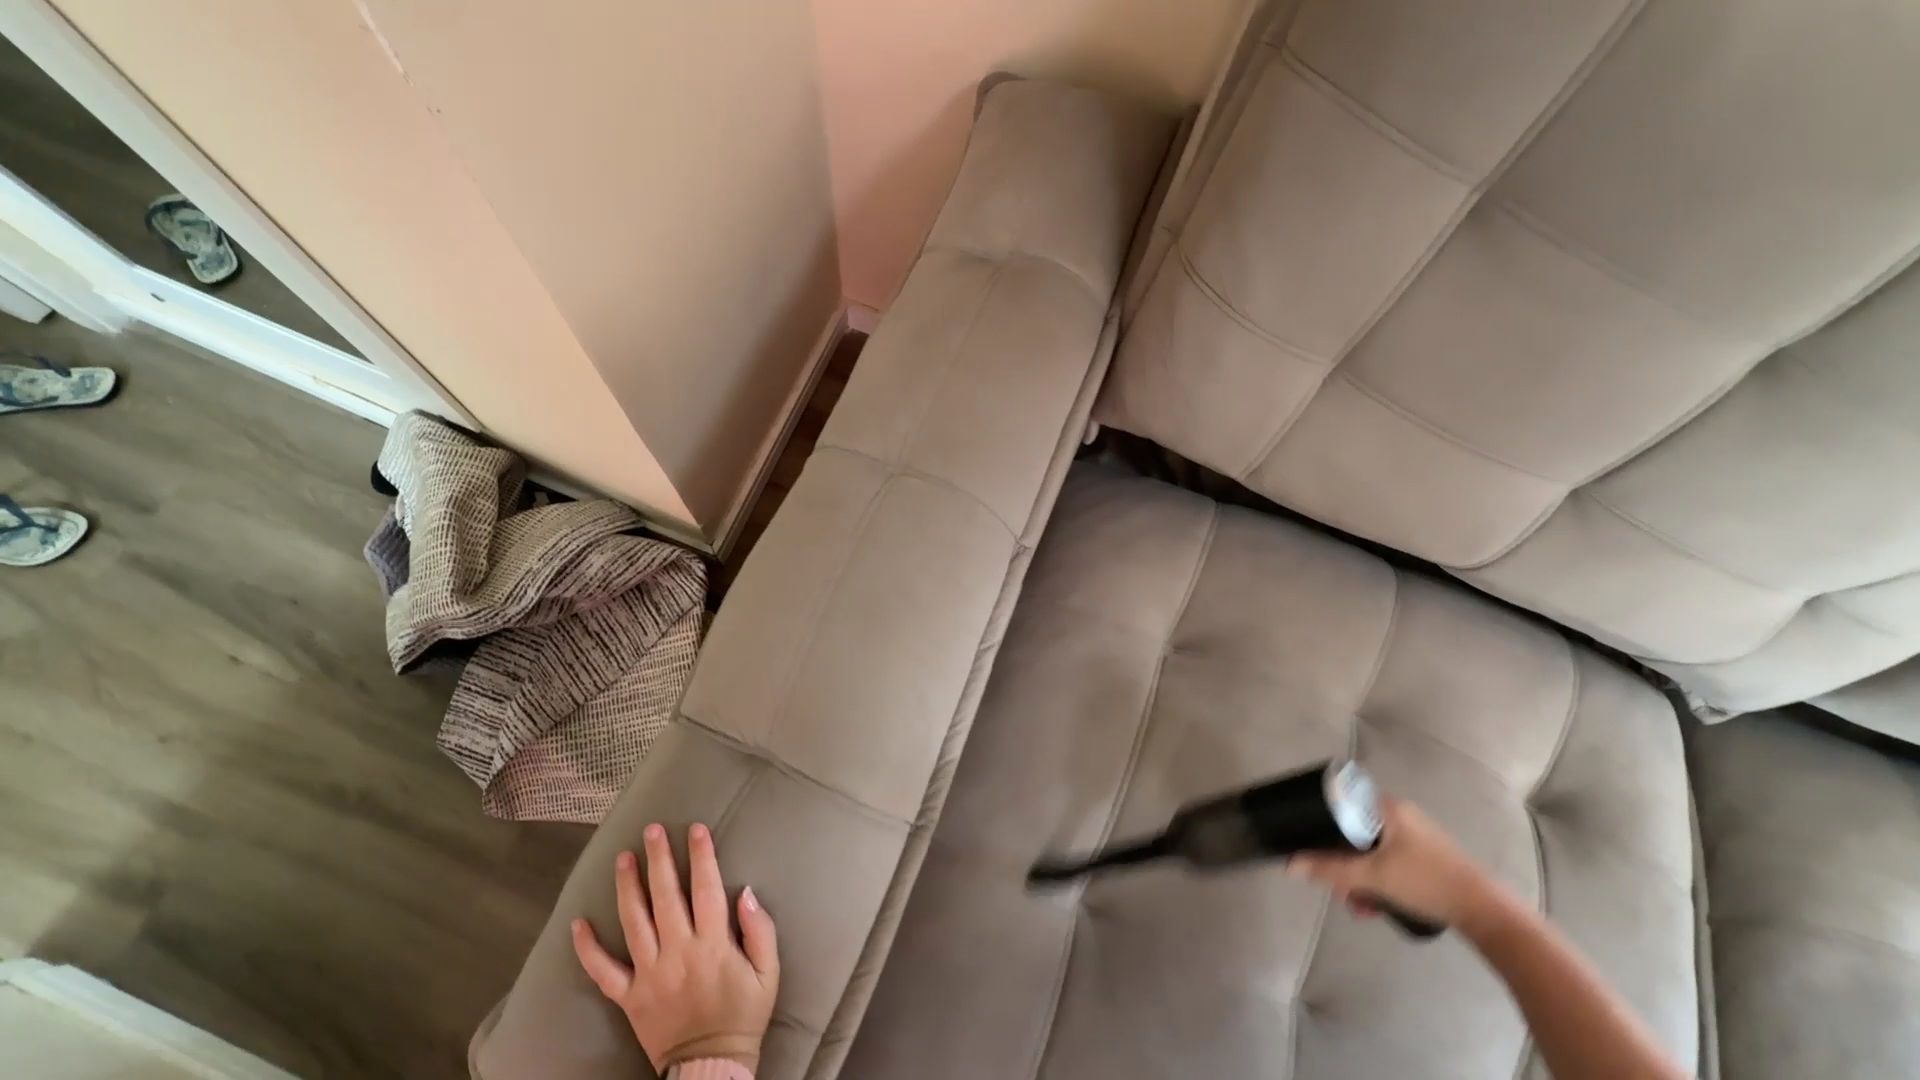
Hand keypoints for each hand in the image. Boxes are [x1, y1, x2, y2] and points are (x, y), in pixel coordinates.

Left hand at [571, 823, 778, 1073]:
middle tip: (651, 830)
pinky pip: (604, 972)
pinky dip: (588, 949)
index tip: (696, 829)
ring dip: (627, 888)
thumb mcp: (769, 973)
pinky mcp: (629, 997)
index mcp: (713, 945)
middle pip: (666, 897)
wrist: (711, 1066)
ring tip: (623, 858)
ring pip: (634, 923)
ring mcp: (650, 974)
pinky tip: (578, 923)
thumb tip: (745, 892)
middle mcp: (678, 953)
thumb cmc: (743, 1014)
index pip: (706, 889)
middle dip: (658, 860)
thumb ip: (760, 930)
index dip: (701, 856)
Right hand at [1287, 797, 1490, 926]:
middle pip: (1352, 835)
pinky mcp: (1423, 858)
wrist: (1483, 911)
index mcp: (1387, 808)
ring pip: (1368, 854)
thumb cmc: (1426, 882)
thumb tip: (1290, 865)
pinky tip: (1376, 907)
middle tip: (1342, 893)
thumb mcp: (1372, 877)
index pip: (1340, 804)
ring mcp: (1413, 837)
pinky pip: (1386, 863)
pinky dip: (1377, 883)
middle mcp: (1399, 815)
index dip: (1321, 829)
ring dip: (1359, 881)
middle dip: (1343, 868)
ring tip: (1360, 908)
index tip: (1315, 855)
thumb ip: (1330, 870)